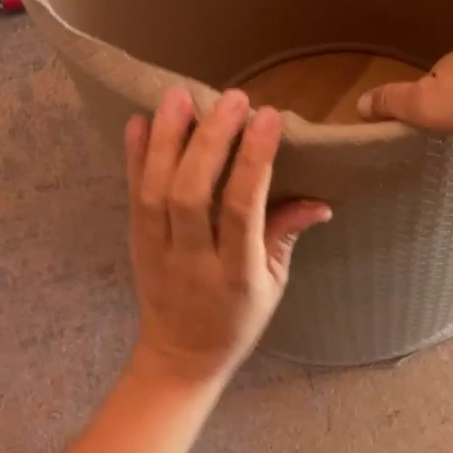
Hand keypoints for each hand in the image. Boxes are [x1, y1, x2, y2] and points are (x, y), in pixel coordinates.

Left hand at [124, 87, 330, 384]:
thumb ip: (286, 237)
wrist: (178, 357)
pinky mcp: (134, 245)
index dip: (254, 162)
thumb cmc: (236, 321)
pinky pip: (131, 198)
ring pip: (155, 192)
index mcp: (237, 274)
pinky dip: (134, 158)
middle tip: (232, 99)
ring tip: (180, 95)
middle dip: (211, 142)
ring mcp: (156, 253)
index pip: (242, 211)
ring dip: (167, 140)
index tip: (268, 119)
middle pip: (192, 195)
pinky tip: (139, 121)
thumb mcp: (273, 286)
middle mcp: (192, 261)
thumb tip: (320, 202)